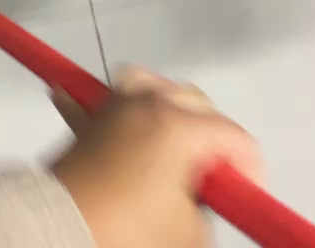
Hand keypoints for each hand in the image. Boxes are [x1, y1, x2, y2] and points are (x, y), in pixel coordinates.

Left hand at [48, 66, 261, 247]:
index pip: (232, 134)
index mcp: (177, 126)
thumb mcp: (192, 230)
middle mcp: (145, 102)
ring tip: (175, 140)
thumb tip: (193, 189)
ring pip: (147, 83)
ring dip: (166, 104)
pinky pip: (101, 98)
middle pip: (193, 99)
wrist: (65, 224)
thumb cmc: (133, 231)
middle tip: (212, 174)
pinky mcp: (85, 115)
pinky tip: (114, 122)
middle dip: (212, 132)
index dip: (249, 168)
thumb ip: (204, 201)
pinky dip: (113, 106)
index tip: (243, 197)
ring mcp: (111, 103)